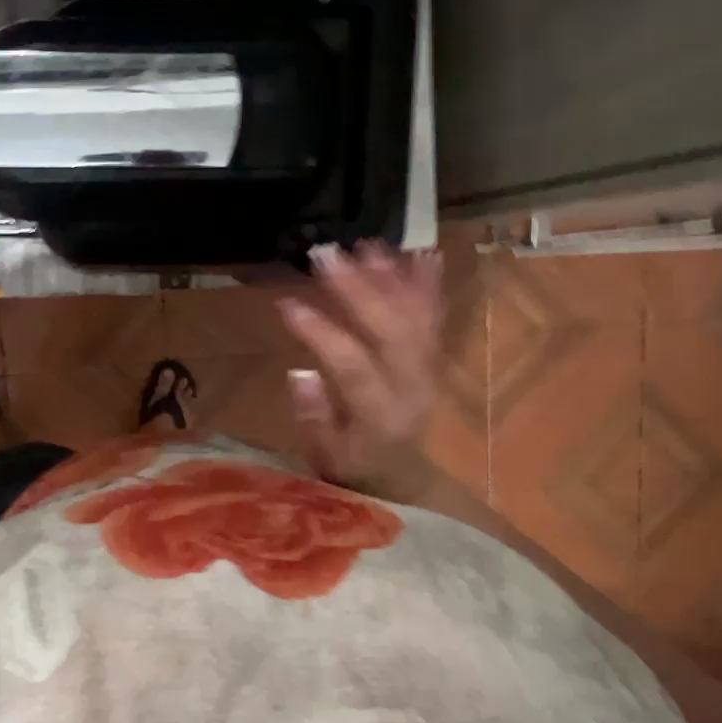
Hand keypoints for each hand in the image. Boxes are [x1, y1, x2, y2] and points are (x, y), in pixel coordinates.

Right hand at [277, 241, 444, 501]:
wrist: (399, 477)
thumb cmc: (350, 466)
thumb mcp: (323, 455)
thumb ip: (314, 417)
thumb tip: (299, 372)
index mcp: (379, 415)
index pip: (352, 365)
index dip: (320, 332)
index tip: (286, 303)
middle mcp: (412, 387)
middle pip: (390, 331)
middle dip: (358, 289)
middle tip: (325, 255)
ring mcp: (429, 370)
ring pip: (416, 318)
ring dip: (392, 278)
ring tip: (365, 245)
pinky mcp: (435, 358)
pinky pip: (435, 318)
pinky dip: (429, 285)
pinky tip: (422, 253)